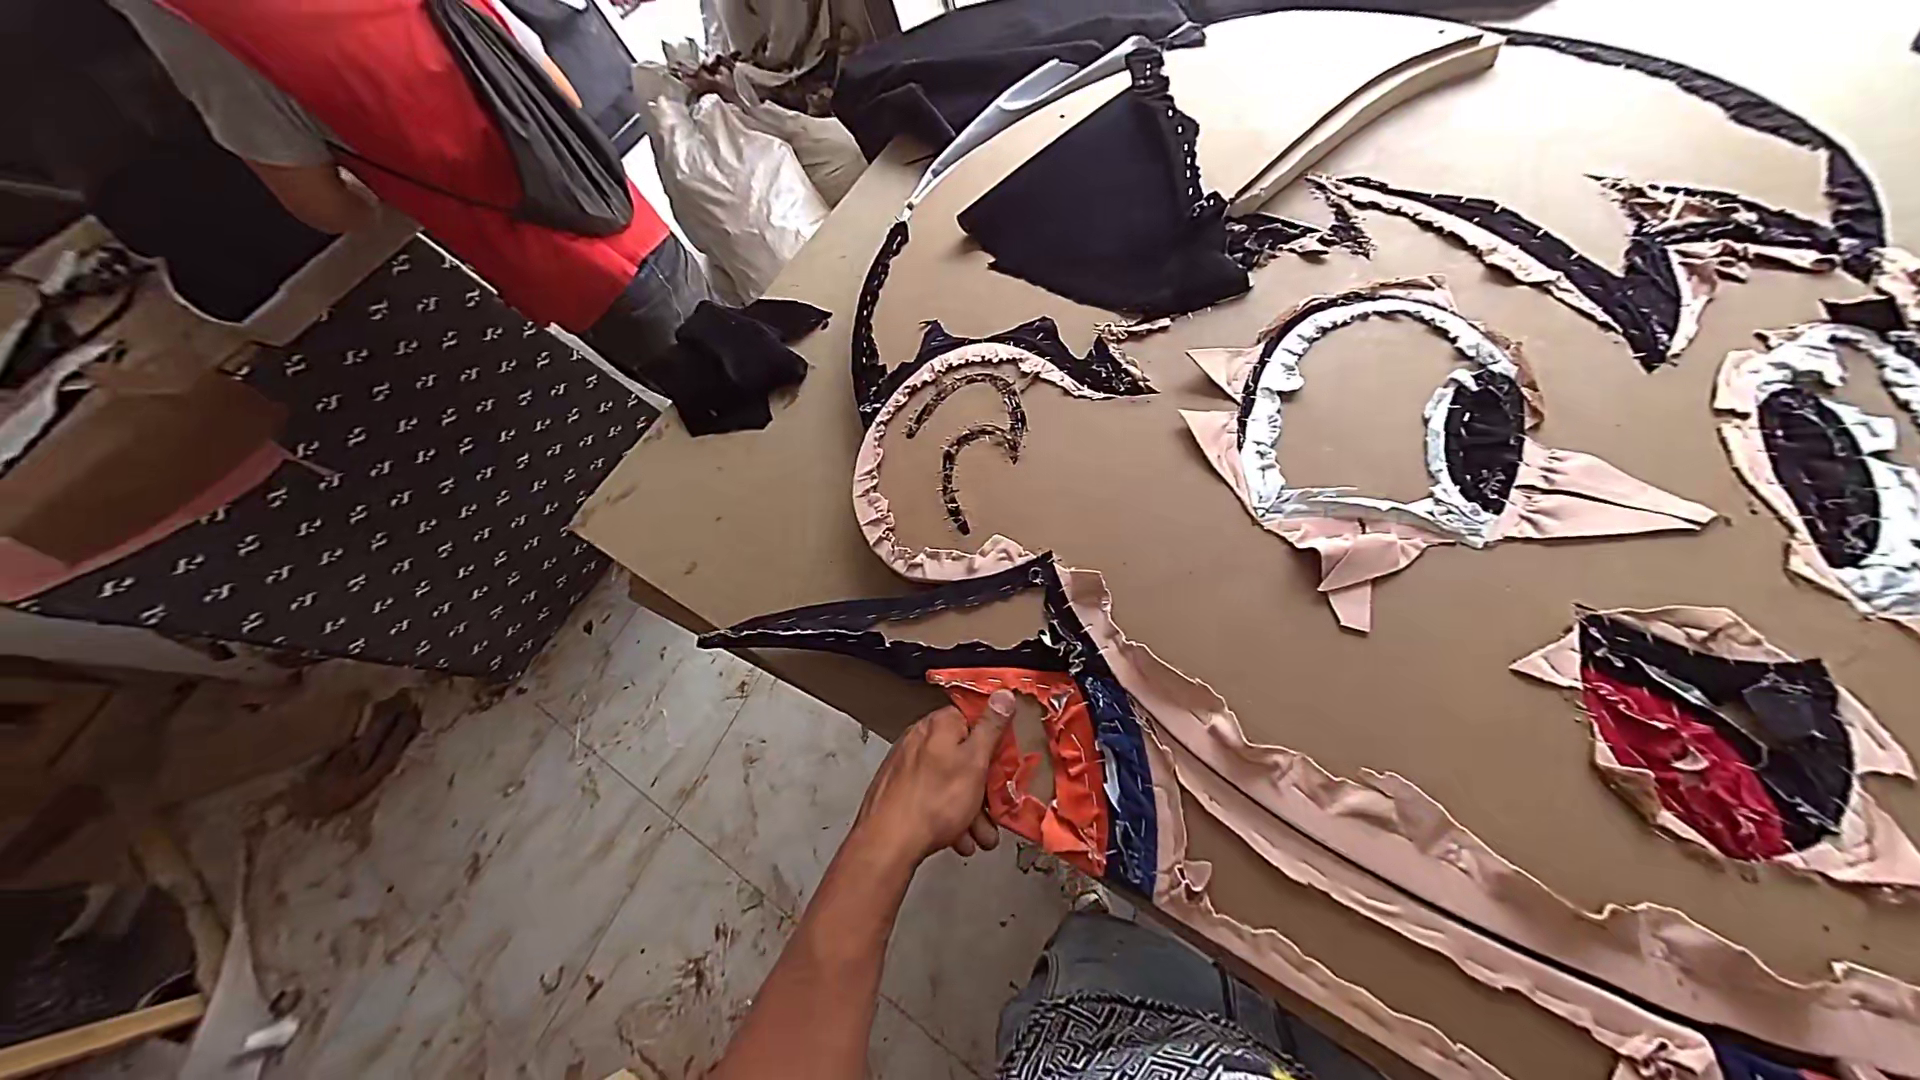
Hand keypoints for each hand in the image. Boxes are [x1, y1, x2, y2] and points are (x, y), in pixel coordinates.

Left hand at [850, 690, 1014, 869]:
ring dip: (971, 808)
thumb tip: (1002, 696)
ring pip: (951, 781)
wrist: (887, 843)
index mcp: (940, 725)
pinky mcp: (901, 789)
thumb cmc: (929, 803)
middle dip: (985, 786)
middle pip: (965, 754)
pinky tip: (958, 836)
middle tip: (995, 806)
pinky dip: (949, 815)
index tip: (1007, 761)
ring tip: (980, 833)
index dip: (996, 741)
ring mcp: (909, 765)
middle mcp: (921, 739)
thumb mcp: (975, 762)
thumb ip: (991, 727)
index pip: (976, 718)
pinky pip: (934, 797)